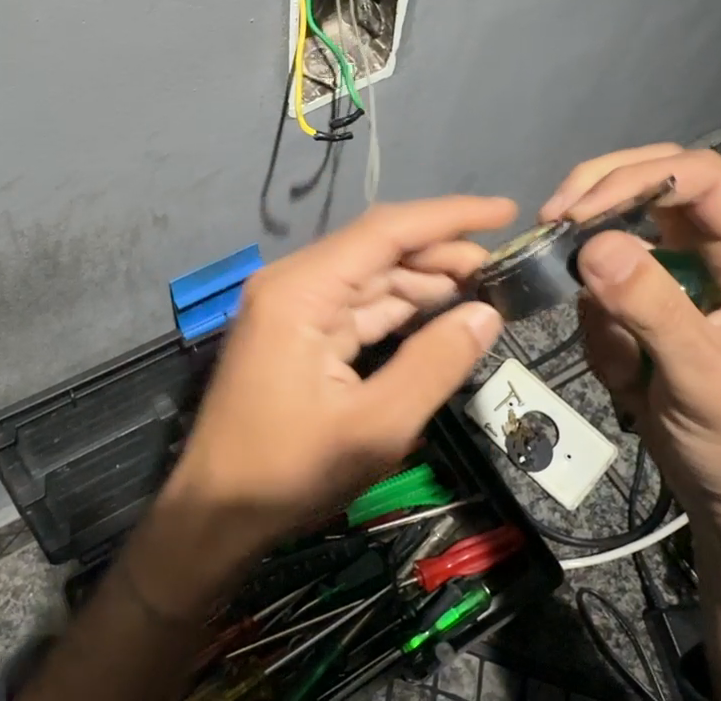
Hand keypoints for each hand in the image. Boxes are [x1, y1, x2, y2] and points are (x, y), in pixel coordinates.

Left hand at [160, 197, 514, 572]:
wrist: (216, 511)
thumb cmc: (289, 471)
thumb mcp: (376, 426)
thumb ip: (435, 364)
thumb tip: (487, 313)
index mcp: (301, 291)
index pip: (384, 230)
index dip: (448, 217)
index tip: (505, 210)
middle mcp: (292, 284)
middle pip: (377, 249)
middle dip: (441, 254)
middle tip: (504, 271)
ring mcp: (290, 307)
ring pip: (369, 277)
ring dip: (423, 280)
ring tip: (484, 290)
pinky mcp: (294, 332)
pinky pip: (354, 306)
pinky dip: (398, 307)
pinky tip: (439, 313)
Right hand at [540, 145, 720, 538]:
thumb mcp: (704, 380)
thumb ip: (652, 308)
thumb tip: (592, 244)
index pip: (700, 177)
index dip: (634, 179)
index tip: (575, 215)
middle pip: (658, 183)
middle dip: (601, 200)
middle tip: (551, 225)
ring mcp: (694, 275)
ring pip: (625, 234)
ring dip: (600, 284)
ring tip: (618, 357)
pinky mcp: (662, 300)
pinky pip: (610, 282)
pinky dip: (599, 320)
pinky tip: (626, 374)